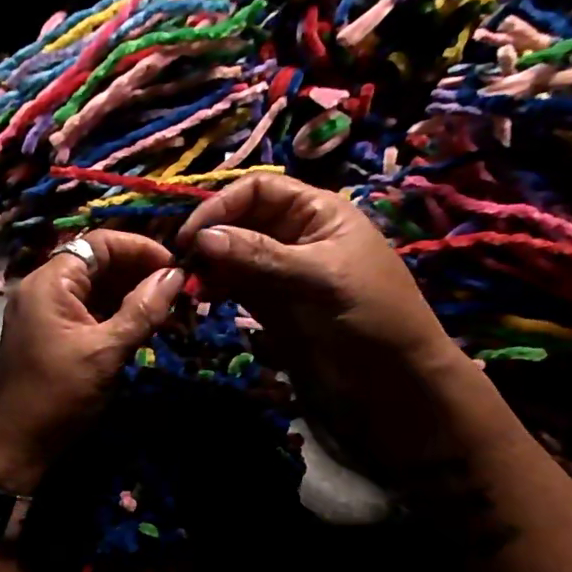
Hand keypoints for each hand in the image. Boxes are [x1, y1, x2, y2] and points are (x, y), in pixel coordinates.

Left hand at [0, 230, 185, 493]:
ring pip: (93, 290)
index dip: (140, 249)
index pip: (99, 244)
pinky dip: (113, 315)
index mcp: (49, 283)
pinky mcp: (49, 335)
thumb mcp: (106, 352)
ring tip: (166, 311)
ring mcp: (43, 313)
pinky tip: (141, 327)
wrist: (19, 446)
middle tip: (176, 292)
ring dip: (129, 295)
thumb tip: (176, 275)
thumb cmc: (60, 396)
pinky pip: (85, 312)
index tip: (175, 268)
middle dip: (138, 273)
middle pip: (96, 264)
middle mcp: (42, 289)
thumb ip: (142, 310)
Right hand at [176, 174, 470, 470]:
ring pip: (231, 255)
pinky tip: (200, 296)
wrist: (393, 380)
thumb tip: (201, 238)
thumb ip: (259, 255)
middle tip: (178, 262)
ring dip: (207, 264)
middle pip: (239, 220)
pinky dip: (214, 287)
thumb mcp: (318, 277)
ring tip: (185, 282)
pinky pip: (234, 286)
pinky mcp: (269, 305)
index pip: (258, 190)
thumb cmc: (371, 315)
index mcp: (316, 212)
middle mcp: (293, 235)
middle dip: (209, 235)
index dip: (222, 205)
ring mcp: (278, 272)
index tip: (190, 235)